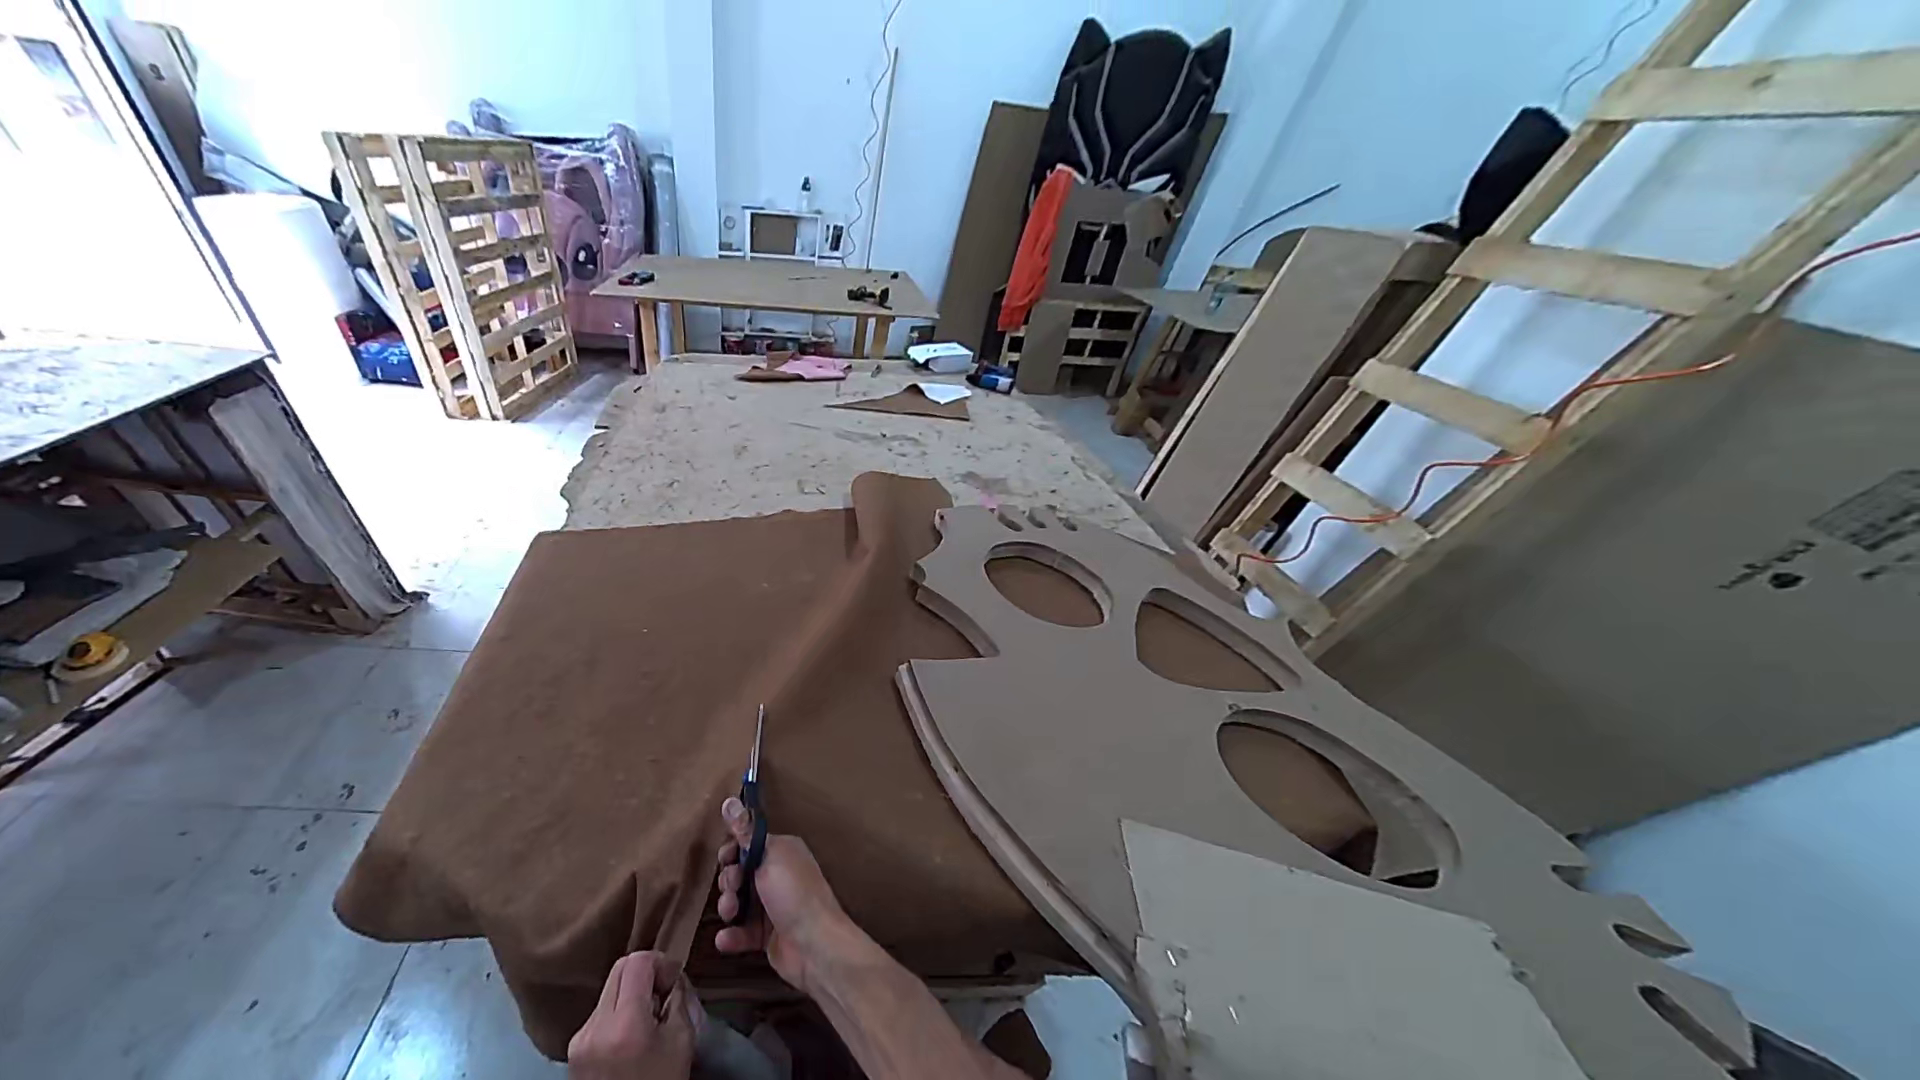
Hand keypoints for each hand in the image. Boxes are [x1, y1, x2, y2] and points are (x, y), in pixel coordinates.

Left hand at [568, 951, 693, 1078]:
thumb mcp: (681, 1040)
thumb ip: (678, 999)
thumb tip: (672, 978)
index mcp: (624, 1023)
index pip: (636, 962)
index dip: (660, 962)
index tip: (672, 982)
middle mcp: (593, 1028)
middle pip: (619, 969)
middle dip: (645, 973)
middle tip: (662, 994)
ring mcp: (578, 1041)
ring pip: (608, 990)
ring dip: (631, 992)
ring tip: (648, 1019)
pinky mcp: (573, 1052)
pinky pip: (599, 1012)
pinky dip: (619, 1012)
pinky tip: (631, 1036)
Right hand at [714, 796, 855, 994]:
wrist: (814, 944)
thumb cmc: (794, 893)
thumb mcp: (768, 856)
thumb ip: (745, 832)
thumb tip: (729, 800)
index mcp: (782, 851)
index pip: (748, 845)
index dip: (732, 852)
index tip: (726, 860)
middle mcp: (778, 874)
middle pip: (740, 874)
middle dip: (729, 882)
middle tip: (733, 888)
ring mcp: (772, 906)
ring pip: (738, 902)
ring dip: (728, 907)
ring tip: (731, 914)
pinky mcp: (766, 935)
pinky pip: (741, 931)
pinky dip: (732, 935)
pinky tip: (727, 939)